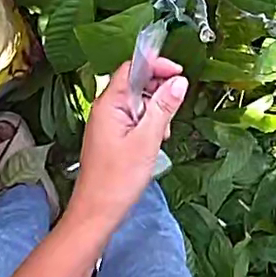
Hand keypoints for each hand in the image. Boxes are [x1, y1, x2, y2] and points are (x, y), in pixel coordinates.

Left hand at [71, 56, 187, 227]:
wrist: (97, 211)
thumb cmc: (117, 180)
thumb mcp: (148, 140)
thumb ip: (163, 108)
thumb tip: (178, 82)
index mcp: (109, 103)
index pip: (132, 68)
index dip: (156, 65)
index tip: (178, 71)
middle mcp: (105, 108)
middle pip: (135, 82)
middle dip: (159, 90)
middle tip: (176, 104)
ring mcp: (107, 121)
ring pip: (137, 101)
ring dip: (155, 109)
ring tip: (164, 131)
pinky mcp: (111, 135)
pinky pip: (133, 117)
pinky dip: (148, 123)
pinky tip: (155, 140)